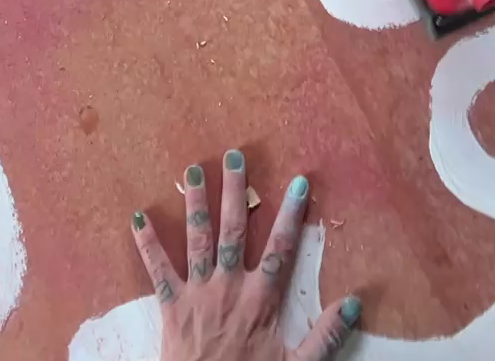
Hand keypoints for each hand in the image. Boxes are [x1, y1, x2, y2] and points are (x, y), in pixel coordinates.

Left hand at [131, 151, 359, 360]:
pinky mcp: (172, 306)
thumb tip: (355, 303)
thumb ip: (325, 337)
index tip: (299, 182)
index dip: (291, 215)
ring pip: (197, 239)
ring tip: (192, 170)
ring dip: (196, 204)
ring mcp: (197, 293)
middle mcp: (228, 286)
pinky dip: (148, 245)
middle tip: (234, 156)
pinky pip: (158, 271)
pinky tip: (138, 218)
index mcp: (259, 299)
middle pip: (233, 230)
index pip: (280, 248)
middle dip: (235, 192)